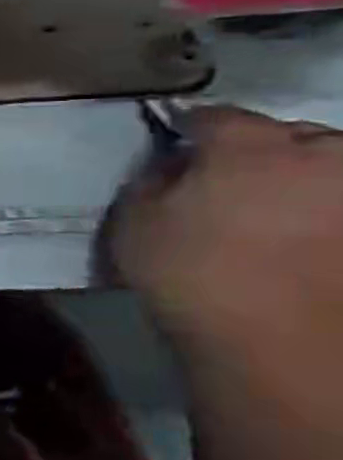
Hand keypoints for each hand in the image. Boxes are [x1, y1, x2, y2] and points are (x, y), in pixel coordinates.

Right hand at [107, 107, 342, 362]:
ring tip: (280, 205)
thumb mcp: (137, 219)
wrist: (278, 343)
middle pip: (295, 135)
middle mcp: (324, 158)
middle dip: (266, 149)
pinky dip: (328, 212)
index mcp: (252, 148)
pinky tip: (308, 234)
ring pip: (336, 168)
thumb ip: (155, 181)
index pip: (217, 116)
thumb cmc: (190, 271)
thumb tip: (177, 165)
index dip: (190, 126)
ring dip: (309, 177)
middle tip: (232, 177)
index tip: (173, 139)